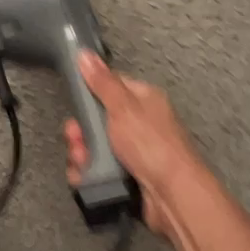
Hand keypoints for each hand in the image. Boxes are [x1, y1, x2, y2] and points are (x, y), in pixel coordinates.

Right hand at [64, 52, 205, 239]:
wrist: (173, 198)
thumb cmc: (151, 144)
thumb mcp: (123, 107)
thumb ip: (101, 82)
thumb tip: (85, 53)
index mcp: (144, 100)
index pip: (111, 85)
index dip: (90, 92)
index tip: (76, 100)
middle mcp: (139, 124)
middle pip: (98, 119)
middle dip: (81, 130)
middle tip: (75, 138)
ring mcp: (133, 153)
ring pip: (95, 146)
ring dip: (81, 153)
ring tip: (81, 161)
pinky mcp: (127, 177)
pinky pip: (98, 169)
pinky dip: (88, 173)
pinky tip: (82, 176)